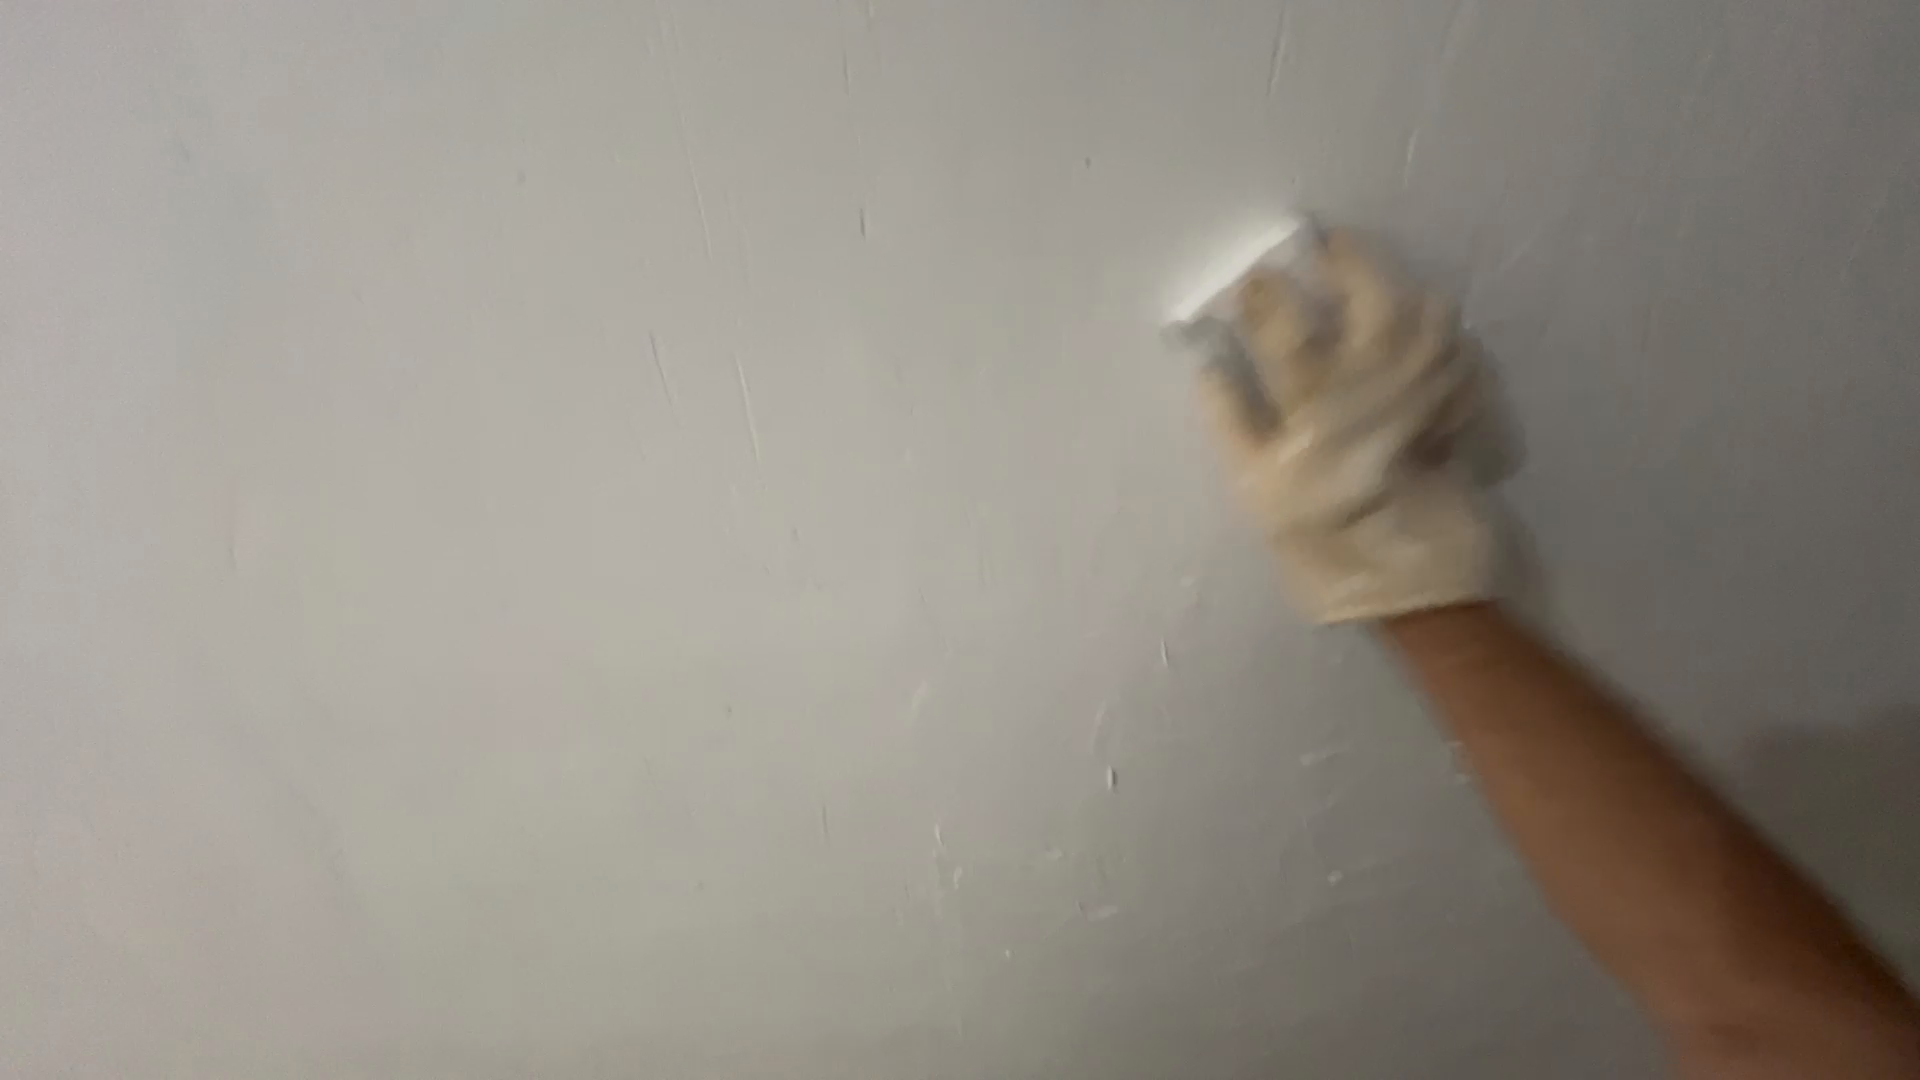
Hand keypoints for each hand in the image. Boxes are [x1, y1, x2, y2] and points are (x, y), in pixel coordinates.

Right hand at [1197, 230, 1496, 623]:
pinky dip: (1440, 331)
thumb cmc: (1319, 545)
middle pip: (1371, 305)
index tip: (1254, 277)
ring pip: (1425, 319)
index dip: (1268, 297)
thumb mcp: (1257, 492)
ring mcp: (1427, 400)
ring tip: (1374, 276)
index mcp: (1317, 414)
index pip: (1287, 334)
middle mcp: (1378, 394)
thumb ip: (1232, 424)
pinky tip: (1423, 326)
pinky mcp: (1461, 413)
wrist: (1405, 586)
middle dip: (1348, 263)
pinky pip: (1458, 353)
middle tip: (1326, 244)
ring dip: (1399, 286)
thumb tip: (1210, 366)